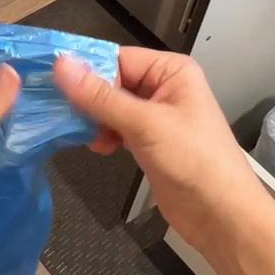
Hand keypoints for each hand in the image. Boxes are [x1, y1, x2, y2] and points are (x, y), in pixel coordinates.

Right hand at [54, 48, 261, 250]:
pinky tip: (100, 146)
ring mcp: (155, 116)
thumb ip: (101, 96)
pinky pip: (116, 127)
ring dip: (94, 119)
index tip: (54, 80)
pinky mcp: (148, 141)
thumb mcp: (145, 124)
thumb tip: (62, 65)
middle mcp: (163, 88)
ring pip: (110, 106)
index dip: (88, 70)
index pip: (118, 58)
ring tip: (85, 134)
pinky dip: (103, 135)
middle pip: (112, 81)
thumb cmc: (195, 161)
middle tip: (63, 113)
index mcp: (171, 71)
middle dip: (89, 99)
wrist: (221, 215)